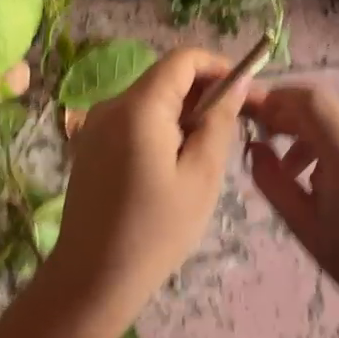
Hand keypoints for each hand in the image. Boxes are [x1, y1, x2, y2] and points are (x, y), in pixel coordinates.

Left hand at [49, 48, 255, 313]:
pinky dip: (163, 128)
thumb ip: (219, 122)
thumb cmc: (156, 230)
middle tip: (240, 125)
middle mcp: (112, 105)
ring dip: (185, 113)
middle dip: (205, 92)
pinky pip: (135, 121)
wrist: (93, 278)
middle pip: (166, 78)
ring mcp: (96, 125)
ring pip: (152, 100)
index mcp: (138, 106)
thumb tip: (234, 85)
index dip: (219, 67)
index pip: (183, 59)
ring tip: (211, 151)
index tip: (246, 92)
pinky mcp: (91, 146)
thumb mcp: (202, 176)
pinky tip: (178, 164)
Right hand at [246, 86, 338, 331]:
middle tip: (272, 143)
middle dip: (296, 120)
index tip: (259, 115)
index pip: (313, 100)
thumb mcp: (304, 228)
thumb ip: (273, 182)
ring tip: (306, 177)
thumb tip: (254, 147)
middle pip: (330, 110)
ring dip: (321, 137)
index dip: (281, 98)